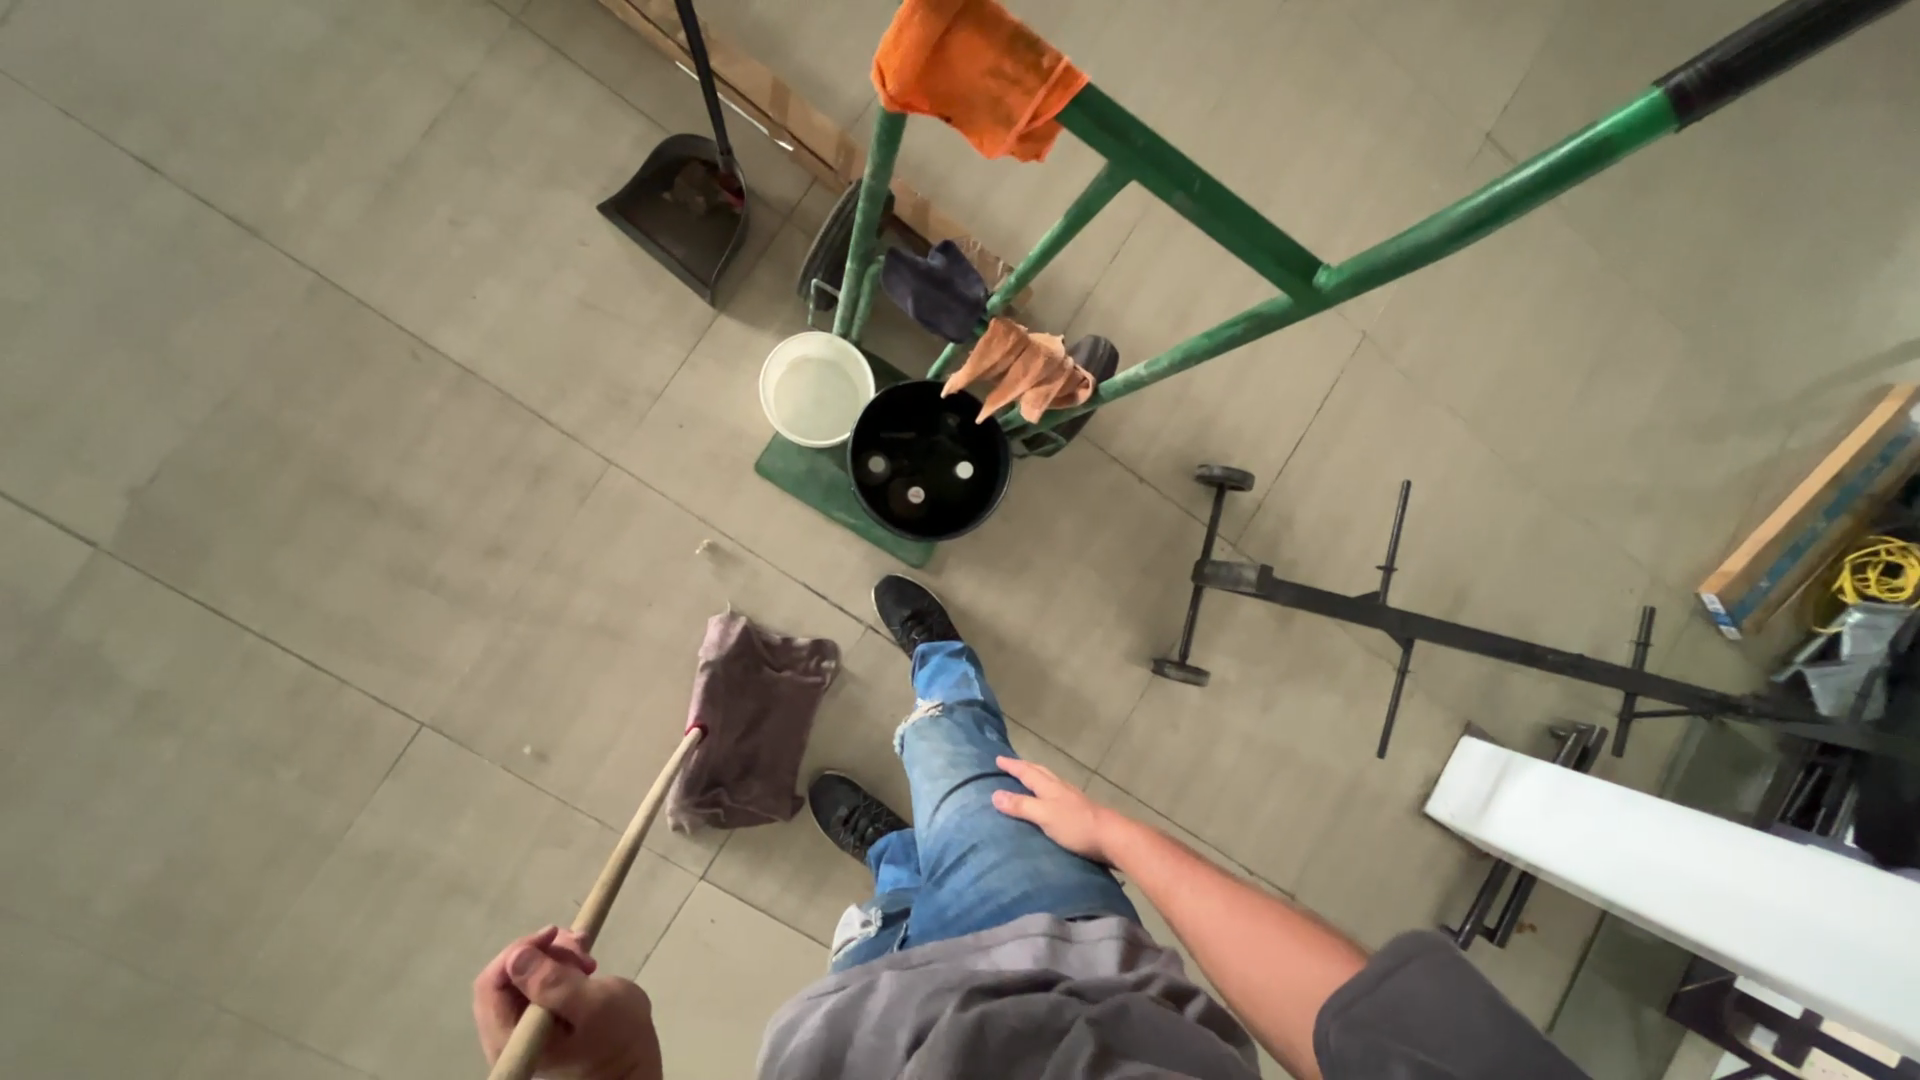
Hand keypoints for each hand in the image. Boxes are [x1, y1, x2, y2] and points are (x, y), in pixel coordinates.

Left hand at [473, 926, 662, 1079]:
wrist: (632, 1060)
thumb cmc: (616, 1037)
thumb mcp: (593, 1006)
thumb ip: (555, 984)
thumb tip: (516, 956)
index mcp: (509, 1038)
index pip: (491, 984)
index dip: (519, 951)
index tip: (555, 935)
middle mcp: (505, 1032)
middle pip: (505, 974)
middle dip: (542, 952)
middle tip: (580, 950)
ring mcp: (520, 1024)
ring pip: (523, 970)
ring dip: (555, 954)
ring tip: (587, 959)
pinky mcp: (537, 1014)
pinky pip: (537, 977)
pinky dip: (559, 960)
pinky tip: (583, 961)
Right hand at [992, 755, 1125, 864]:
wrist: (1111, 837)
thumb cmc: (1076, 825)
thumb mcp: (1044, 815)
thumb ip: (1021, 805)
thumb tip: (995, 794)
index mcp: (1050, 787)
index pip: (1027, 772)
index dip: (1012, 766)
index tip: (998, 758)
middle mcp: (1060, 788)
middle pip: (1039, 772)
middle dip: (1024, 766)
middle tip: (1011, 764)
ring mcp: (1071, 798)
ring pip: (1049, 781)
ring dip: (1036, 776)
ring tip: (1028, 778)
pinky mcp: (1079, 810)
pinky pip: (1057, 793)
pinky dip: (1046, 790)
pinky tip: (1050, 799)